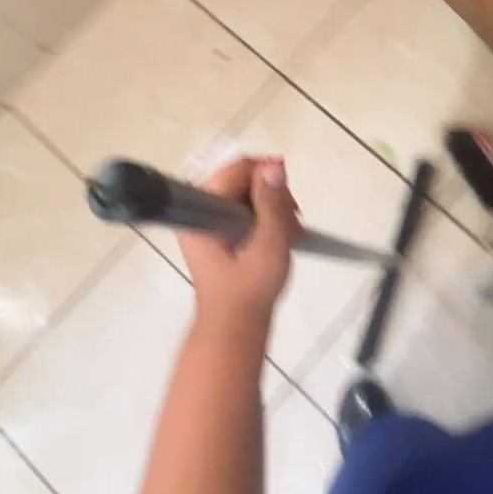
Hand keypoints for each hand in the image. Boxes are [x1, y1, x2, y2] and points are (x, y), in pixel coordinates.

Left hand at [177, 157, 299, 341]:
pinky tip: (280, 235)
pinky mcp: (216, 232)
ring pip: (245, 194)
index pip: (236, 170)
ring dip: (272, 207)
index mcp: (202, 211)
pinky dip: (264, 217)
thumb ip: (272, 203)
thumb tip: (275, 165)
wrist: (235, 328)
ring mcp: (207, 221)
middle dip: (272, 195)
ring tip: (291, 231)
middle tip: (293, 220)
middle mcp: (199, 210)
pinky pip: (242, 209)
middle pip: (241, 179)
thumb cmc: (250, 290)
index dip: (267, 177)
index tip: (289, 202)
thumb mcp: (269, 245)